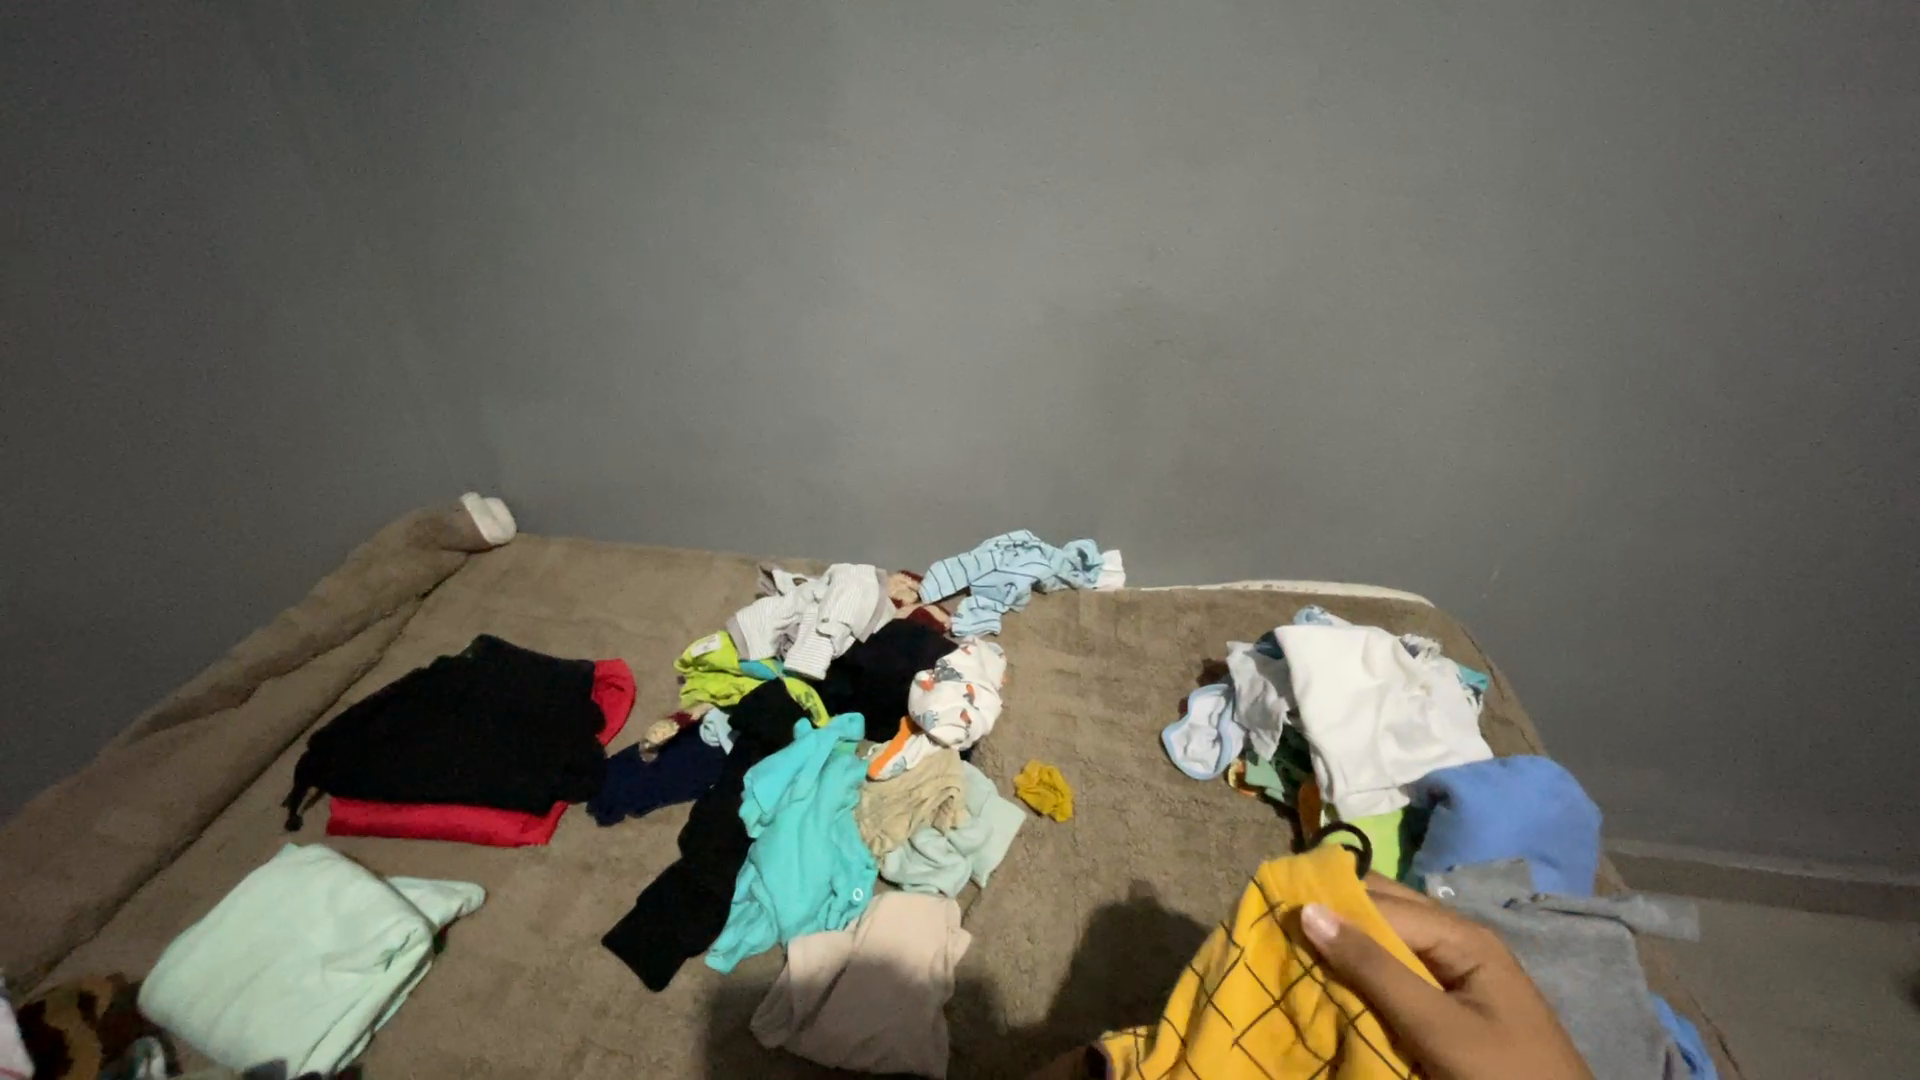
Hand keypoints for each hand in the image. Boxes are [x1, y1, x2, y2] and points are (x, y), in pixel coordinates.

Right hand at [1300, 876, 1593, 1079]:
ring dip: (1345, 942)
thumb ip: (1374, 969)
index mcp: (1462, 934)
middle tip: (1281, 922)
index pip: (1378, 901)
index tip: (1275, 907)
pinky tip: (1337, 976)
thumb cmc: (1506, 1079)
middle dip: (1334, 913)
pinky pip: (1397, 967)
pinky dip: (1363, 968)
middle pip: (1382, 908)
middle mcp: (1457, 938)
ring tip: (1299, 946)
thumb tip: (1307, 909)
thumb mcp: (1438, 1029)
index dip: (1328, 903)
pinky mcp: (1451, 1000)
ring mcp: (1456, 969)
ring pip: (1386, 936)